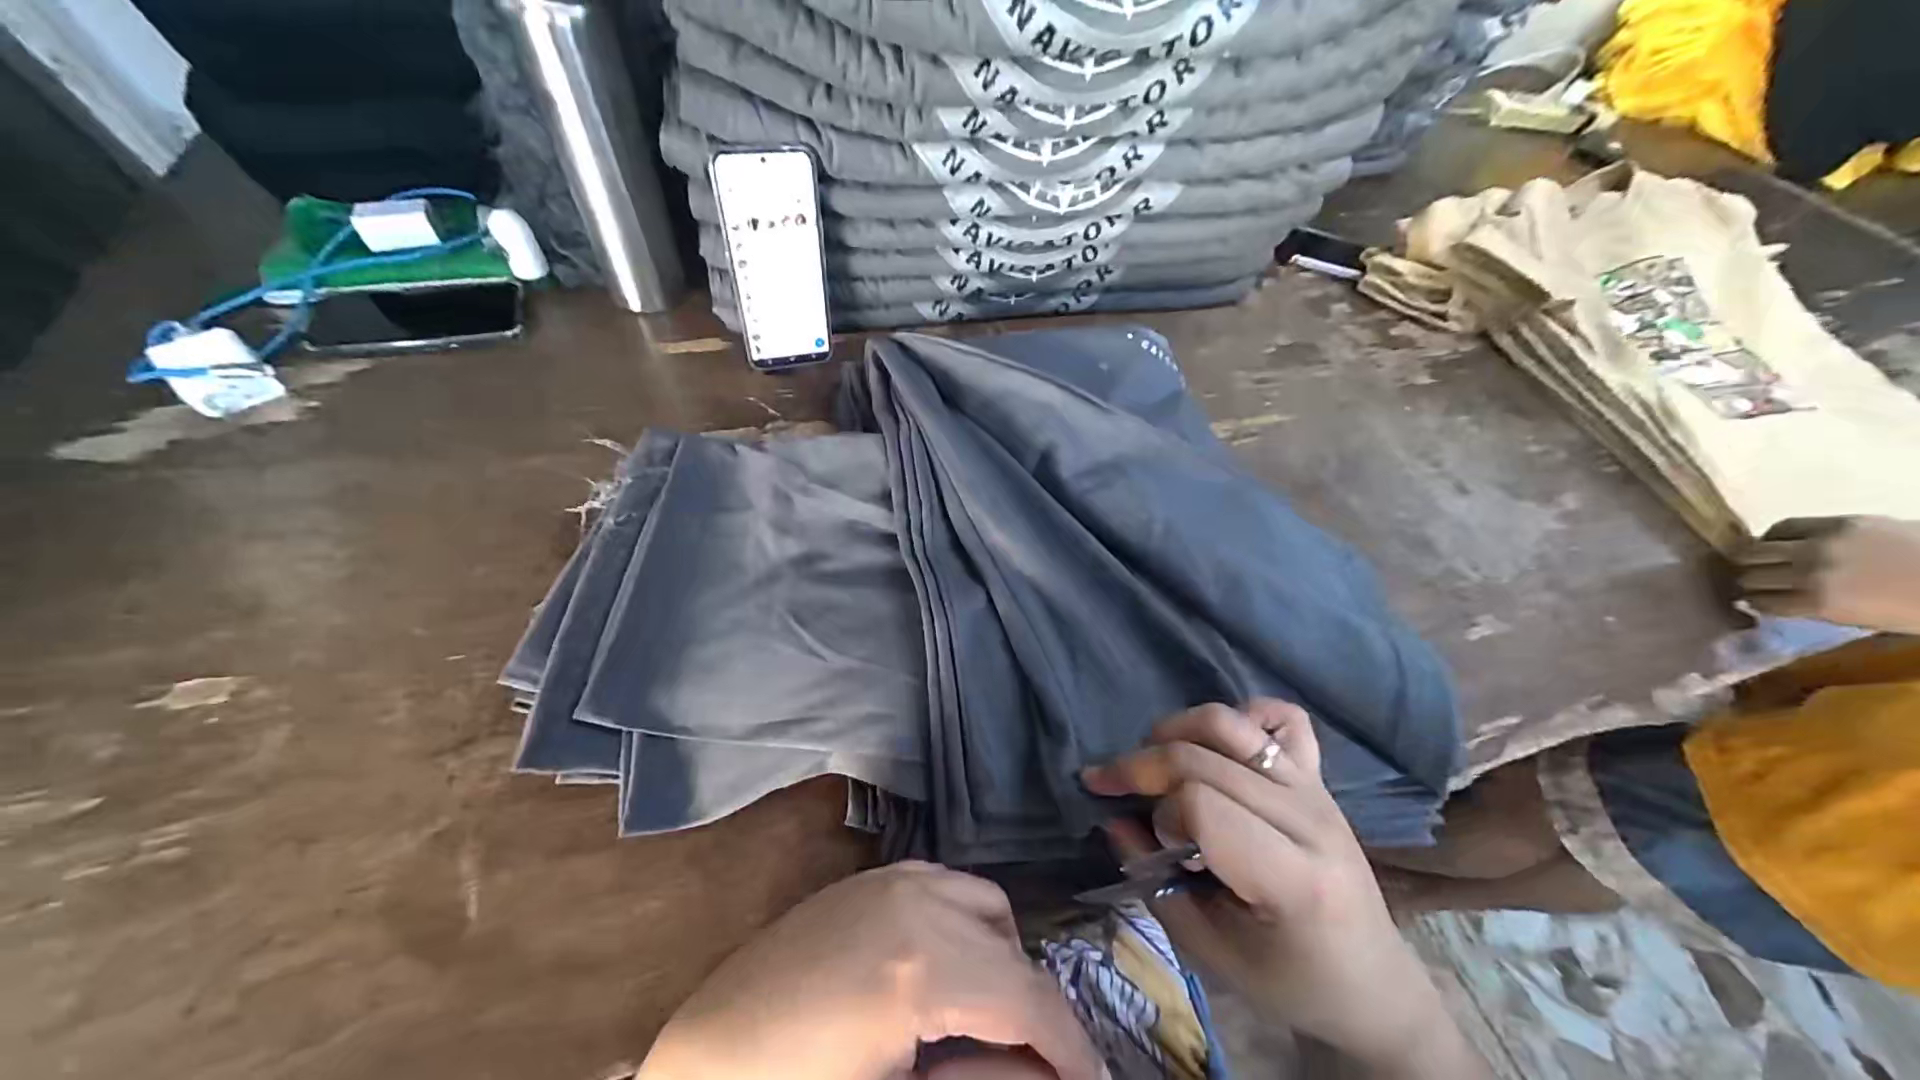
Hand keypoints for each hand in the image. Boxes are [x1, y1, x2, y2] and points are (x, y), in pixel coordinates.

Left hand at [636, 862, 1101, 1079]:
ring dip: (1008, 959)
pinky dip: (970, 922)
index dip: (1072, 1048)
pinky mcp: (872, 878)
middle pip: (1013, 954)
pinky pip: (948, 886)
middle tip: (1051, 1064)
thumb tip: (1048, 1072)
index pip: (1028, 1001)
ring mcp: (891, 880)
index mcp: (920, 968)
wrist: (706, 1055)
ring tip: (1002, 1017)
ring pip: (987, 906)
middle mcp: (916, 902)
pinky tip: (954, 964)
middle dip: (1042, 1013)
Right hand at [1082, 701, 1487, 1079]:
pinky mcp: (1319, 778)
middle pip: (1204, 757)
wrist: (1371, 984)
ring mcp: (1317, 790)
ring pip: (1232, 724)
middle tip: (1108, 784)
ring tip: (1152, 755)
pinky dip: (1241, 716)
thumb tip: (1114, 820)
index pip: (1202, 804)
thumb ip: (1154, 881)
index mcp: (1293, 878)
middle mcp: (1309, 818)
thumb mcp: (1209, 949)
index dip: (1161, 815)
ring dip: (1177, 728)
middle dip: (1142, 765)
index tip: (1153, 843)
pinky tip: (1216, 744)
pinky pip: (1283, 718)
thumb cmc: (1287, 981)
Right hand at [1736, 516, 1919, 633]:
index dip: (1755, 602)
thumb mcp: (1866, 619)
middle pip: (1749, 574)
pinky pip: (1785, 527)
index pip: (1758, 601)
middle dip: (1748, 580)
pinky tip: (1782, 542)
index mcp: (1819, 602)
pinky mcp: (1837, 523)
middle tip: (1754, 582)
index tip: (1758, 602)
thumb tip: (1783, 601)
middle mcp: (1809, 571)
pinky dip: (1775, 536)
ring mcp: (1821, 544)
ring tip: (1761, 561)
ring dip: (1753, 557)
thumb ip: (1818, 608)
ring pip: (1754, 549)